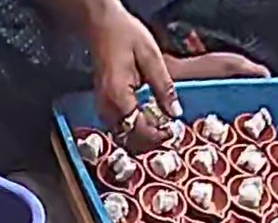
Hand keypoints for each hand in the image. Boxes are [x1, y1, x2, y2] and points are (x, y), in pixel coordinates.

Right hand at [85, 5, 179, 151]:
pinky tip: (147, 123)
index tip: (172, 132)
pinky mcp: (105, 110)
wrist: (102, 26)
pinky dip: (135, 131)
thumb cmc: (123, 35)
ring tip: (160, 128)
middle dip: (151, 141)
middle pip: (131, 140)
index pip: (140, 130)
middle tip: (168, 133)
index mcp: (119, 97)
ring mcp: (104, 111)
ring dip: (143, 138)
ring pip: (125, 139)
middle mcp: (108, 109)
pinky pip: (121, 130)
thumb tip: (175, 112)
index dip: (158, 135)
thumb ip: (164, 87)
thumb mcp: (151, 57)